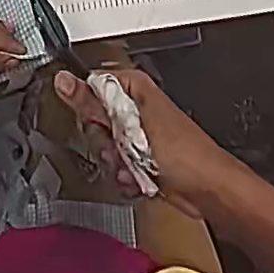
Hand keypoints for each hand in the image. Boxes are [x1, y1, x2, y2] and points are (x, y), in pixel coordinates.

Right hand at [53, 67, 252, 220]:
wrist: (209, 191)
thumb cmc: (184, 154)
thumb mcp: (129, 126)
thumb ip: (91, 103)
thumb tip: (64, 81)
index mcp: (132, 86)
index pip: (88, 88)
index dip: (89, 111)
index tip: (101, 125)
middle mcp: (133, 107)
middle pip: (92, 121)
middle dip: (103, 143)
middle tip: (118, 149)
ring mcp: (136, 133)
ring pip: (102, 147)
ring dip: (114, 164)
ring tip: (132, 168)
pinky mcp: (139, 156)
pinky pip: (115, 165)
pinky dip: (124, 176)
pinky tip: (138, 180)